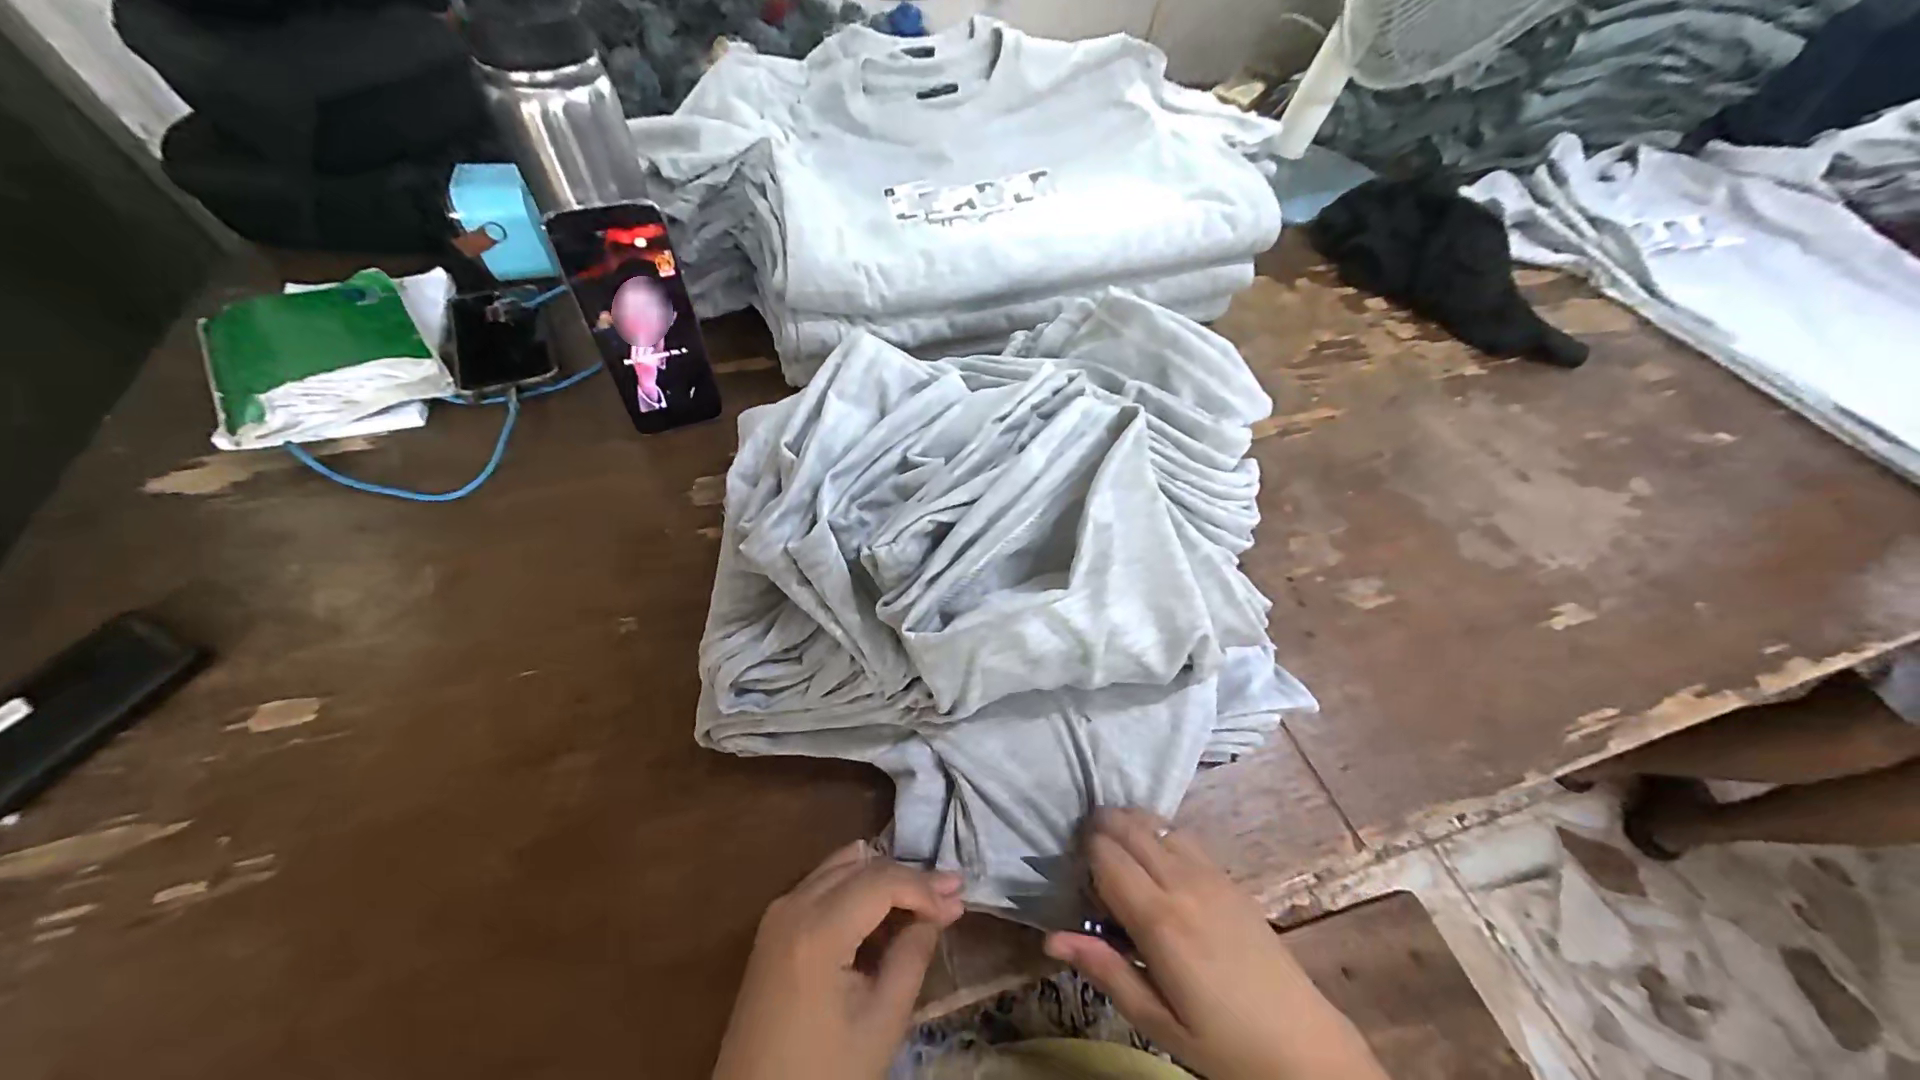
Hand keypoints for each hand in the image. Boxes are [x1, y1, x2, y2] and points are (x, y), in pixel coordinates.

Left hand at [712, 839, 964, 1079]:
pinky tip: (884, 908)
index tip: (958, 904)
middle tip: (952, 893)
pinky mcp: (773, 926)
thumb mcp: (882, 1021)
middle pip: (863, 866)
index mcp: (817, 930)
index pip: (882, 880)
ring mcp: (778, 912)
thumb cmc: (825, 1071)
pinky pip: (823, 883)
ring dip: (885, 877)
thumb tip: (943, 907)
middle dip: (910, 877)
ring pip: (842, 866)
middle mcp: (792, 905)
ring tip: (925, 898)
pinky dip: (858, 886)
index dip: (924, 887)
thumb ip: (913, 954)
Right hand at [1044, 808, 1388, 1079]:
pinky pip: (1183, 835)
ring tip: (1114, 846)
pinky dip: (1158, 830)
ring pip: (1156, 822)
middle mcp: (1182, 883)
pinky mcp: (1229, 877)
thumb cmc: (1223, 1044)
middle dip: (1100, 827)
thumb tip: (1051, 937)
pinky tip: (1153, 853)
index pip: (1106, 856)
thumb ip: (1105, 970)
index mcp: (1160, 921)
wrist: (1305, 1047)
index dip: (1083, 852)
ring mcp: (1210, 875)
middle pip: (1129, 827)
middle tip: (1085, 850)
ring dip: (1128, 823)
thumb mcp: (1157, 1021)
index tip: (1074, 871)